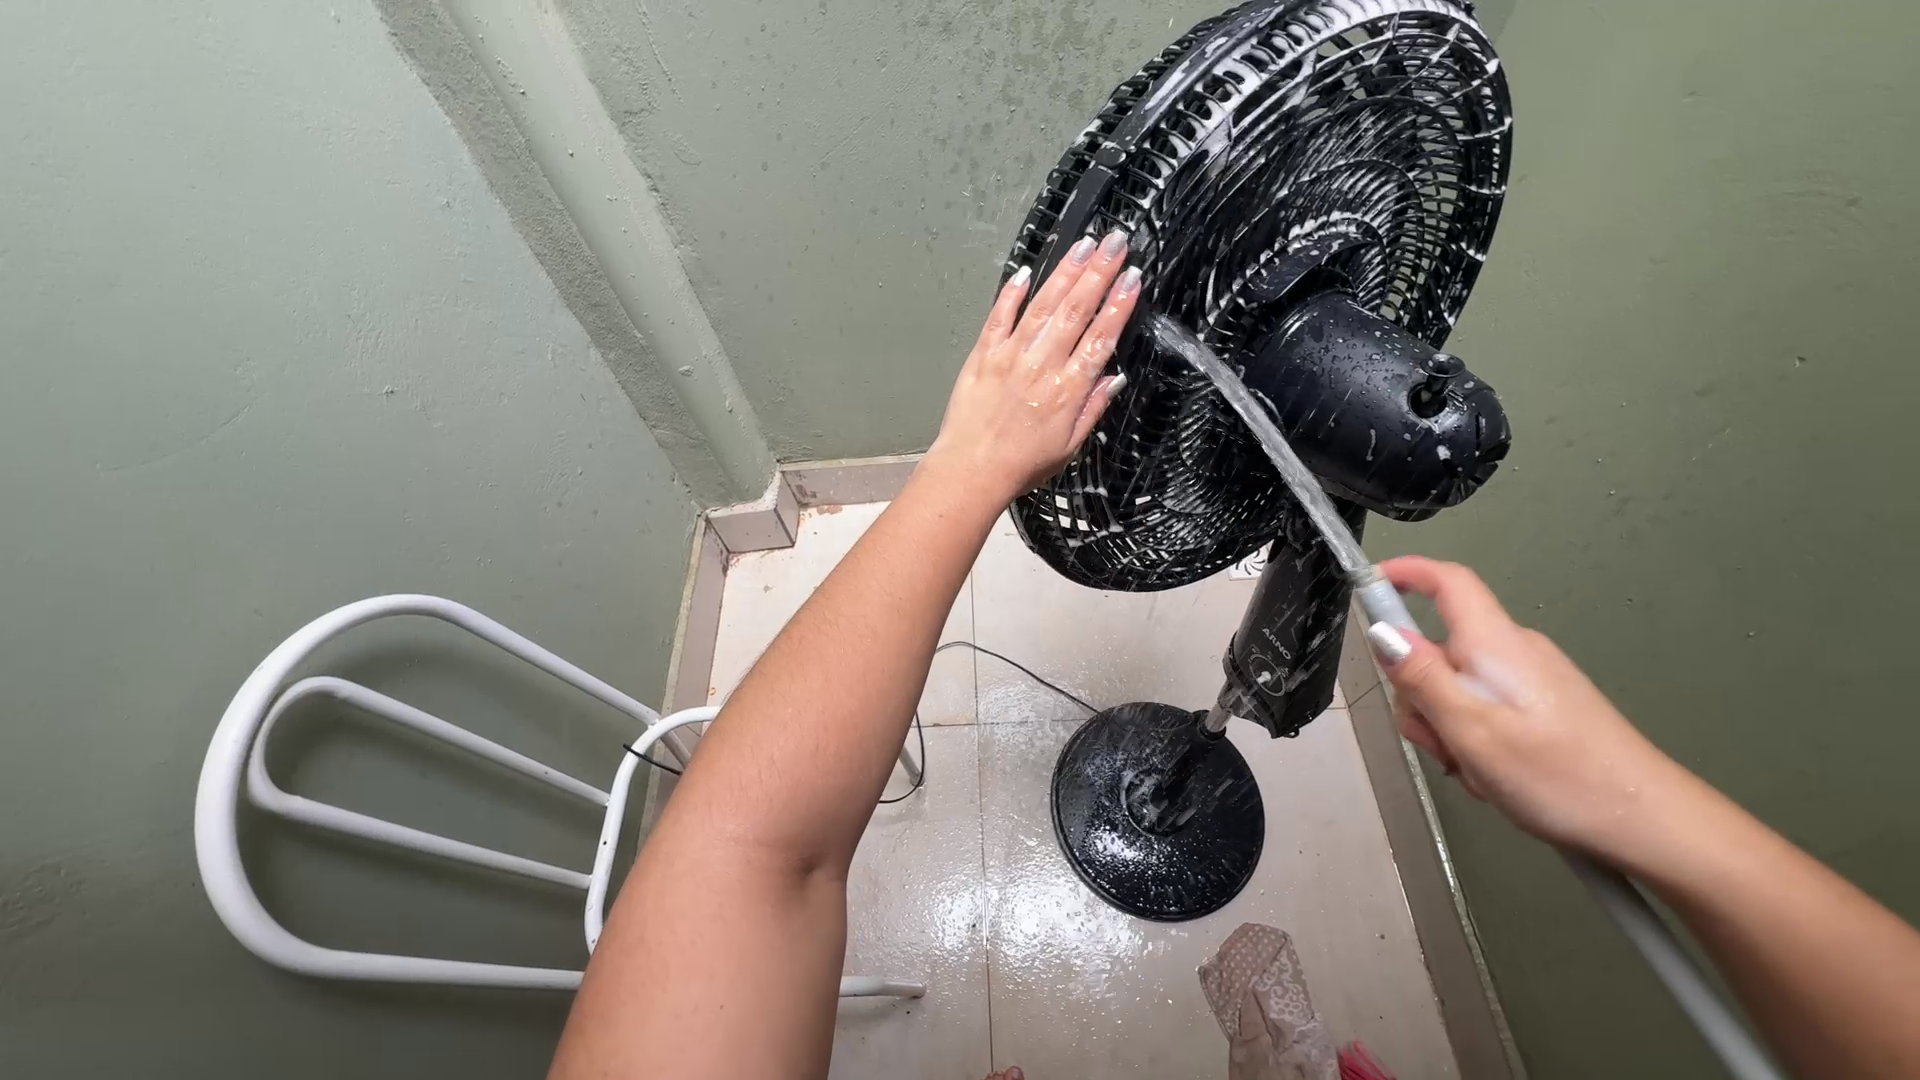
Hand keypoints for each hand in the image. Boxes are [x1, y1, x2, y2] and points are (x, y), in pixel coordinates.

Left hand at [925, 230, 1141, 502]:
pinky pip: (998, 318)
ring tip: (1083, 244)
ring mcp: (1010, 357)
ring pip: (1042, 306)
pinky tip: (1025, 272)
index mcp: (1067, 390)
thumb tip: (1114, 377)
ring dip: (1064, 273)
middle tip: (1115, 242)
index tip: (1132, 277)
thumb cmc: (1021, 465)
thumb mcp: (1069, 447)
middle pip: (1075, 310)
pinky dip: (1011, 294)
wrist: (971, 471)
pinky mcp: (982, 356)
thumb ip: (1093, 409)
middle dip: (1098, 272)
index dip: (1119, 305)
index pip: (1100, 338)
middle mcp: (1042, 366)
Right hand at [1364, 556, 1689, 858]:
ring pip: (1455, 685)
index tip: (1369, 584)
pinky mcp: (1542, 707)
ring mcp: (1530, 679)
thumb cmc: (1558, 774)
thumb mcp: (1471, 728)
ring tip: (1472, 767)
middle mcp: (1513, 650)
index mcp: (1494, 643)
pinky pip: (1482, 707)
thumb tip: (1382, 630)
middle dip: (1417, 691)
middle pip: (1438, 648)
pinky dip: (1471, 736)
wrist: (1652, 826)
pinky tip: (1492, 774)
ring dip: (1444, 724)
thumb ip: (1421, 677)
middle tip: (1436, 741)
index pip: (1447, 582)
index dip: (1405, 572)